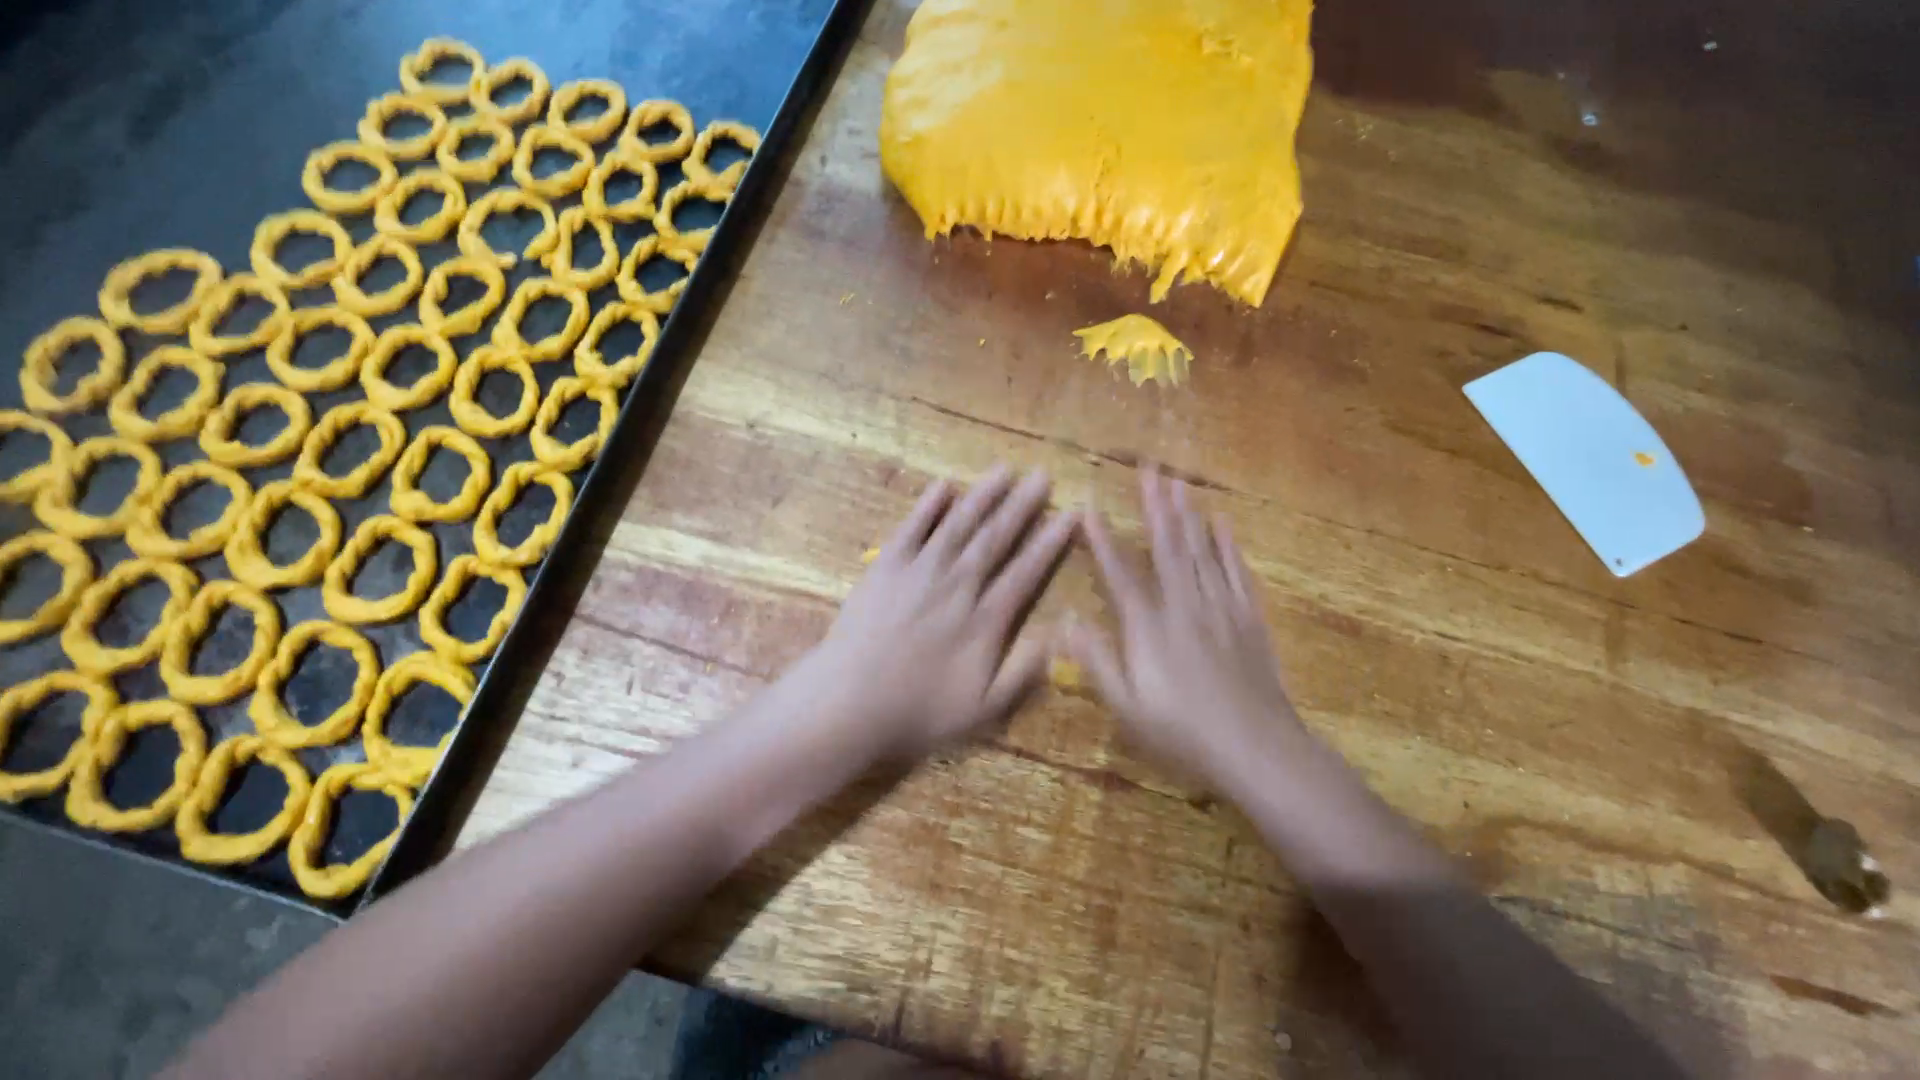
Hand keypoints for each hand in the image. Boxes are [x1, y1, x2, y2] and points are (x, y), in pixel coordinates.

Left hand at [809, 466, 1076, 758]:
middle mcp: (957, 585)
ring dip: (982, 496)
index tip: (1071, 516)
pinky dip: (928, 506)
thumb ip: (1023, 672)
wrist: (848, 701)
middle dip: (1022, 506)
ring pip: (958, 525)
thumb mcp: (982, 709)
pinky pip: (911, 528)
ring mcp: (919, 571)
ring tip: (1004, 469)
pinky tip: (944, 486)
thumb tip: (1060, 635)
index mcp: (984, 620)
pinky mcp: (884, 567)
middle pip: (994, 539)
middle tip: (1043, 476)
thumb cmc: (917, 713)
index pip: (1025, 572)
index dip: (1050, 543)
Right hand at [1069, 468, 1303, 787]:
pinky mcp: (1250, 620)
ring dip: (1188, 514)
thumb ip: (1097, 660)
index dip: (1103, 540)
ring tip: (1178, 481)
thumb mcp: (1127, 706)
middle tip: (1149, 467)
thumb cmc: (1183, 733)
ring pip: (1202, 551)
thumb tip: (1065, 620)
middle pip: (1168, 547)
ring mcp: (1221, 609)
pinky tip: (1222, 524)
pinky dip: (1228, 545)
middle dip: (1155, 505)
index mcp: (1149, 628)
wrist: (1257, 748)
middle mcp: (1184, 606)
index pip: (1121, 574)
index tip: (1090, 507)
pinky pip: (1237, 572)